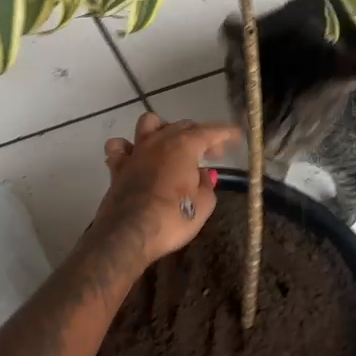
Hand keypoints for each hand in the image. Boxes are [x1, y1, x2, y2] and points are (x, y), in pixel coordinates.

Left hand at [91, 110, 238, 268]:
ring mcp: (136, 150)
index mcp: (183, 146)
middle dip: (201, 135)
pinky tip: (135, 157)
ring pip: (149, 123)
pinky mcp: (118, 165)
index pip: (209, 132)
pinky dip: (128, 147)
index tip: (237, 134)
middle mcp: (159, 140)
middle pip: (182, 126)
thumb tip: (203, 174)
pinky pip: (120, 146)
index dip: (225, 132)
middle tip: (213, 153)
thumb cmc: (172, 218)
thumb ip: (206, 184)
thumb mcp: (202, 205)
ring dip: (164, 129)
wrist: (129, 232)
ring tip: (173, 146)